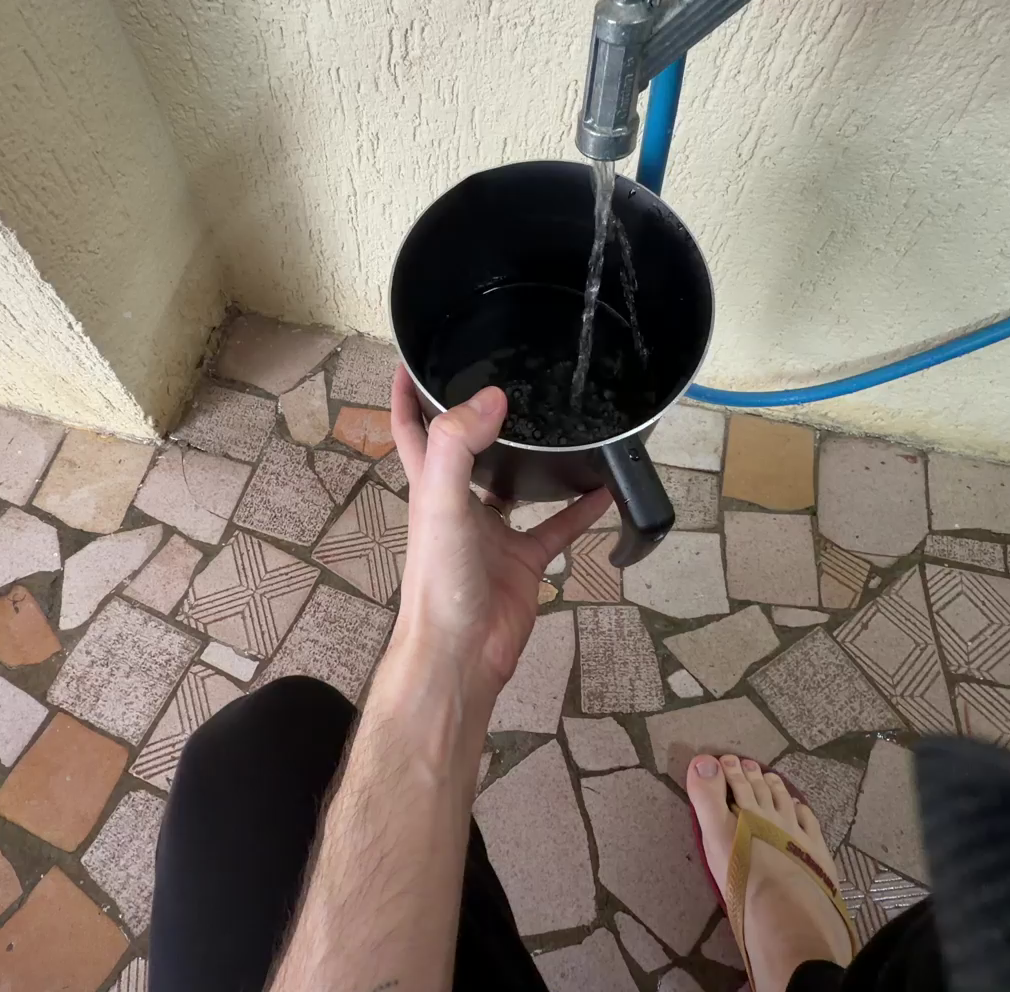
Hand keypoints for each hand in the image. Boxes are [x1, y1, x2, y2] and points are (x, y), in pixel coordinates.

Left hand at [388, 368, 610, 706]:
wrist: (463, 653)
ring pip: (516, 485)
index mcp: (430, 485)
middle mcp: (459, 503)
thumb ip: (457, 446)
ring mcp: (493, 532)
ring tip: (560, 425)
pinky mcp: (523, 559)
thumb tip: (491, 397)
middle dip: (478, 417)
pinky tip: (603, 489)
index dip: (406, 392)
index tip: (415, 356)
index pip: (410, 427)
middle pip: (465, 449)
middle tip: (509, 380)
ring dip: (533, 460)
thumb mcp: (441, 504)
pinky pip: (556, 526)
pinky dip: (579, 509)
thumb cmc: (441, 580)